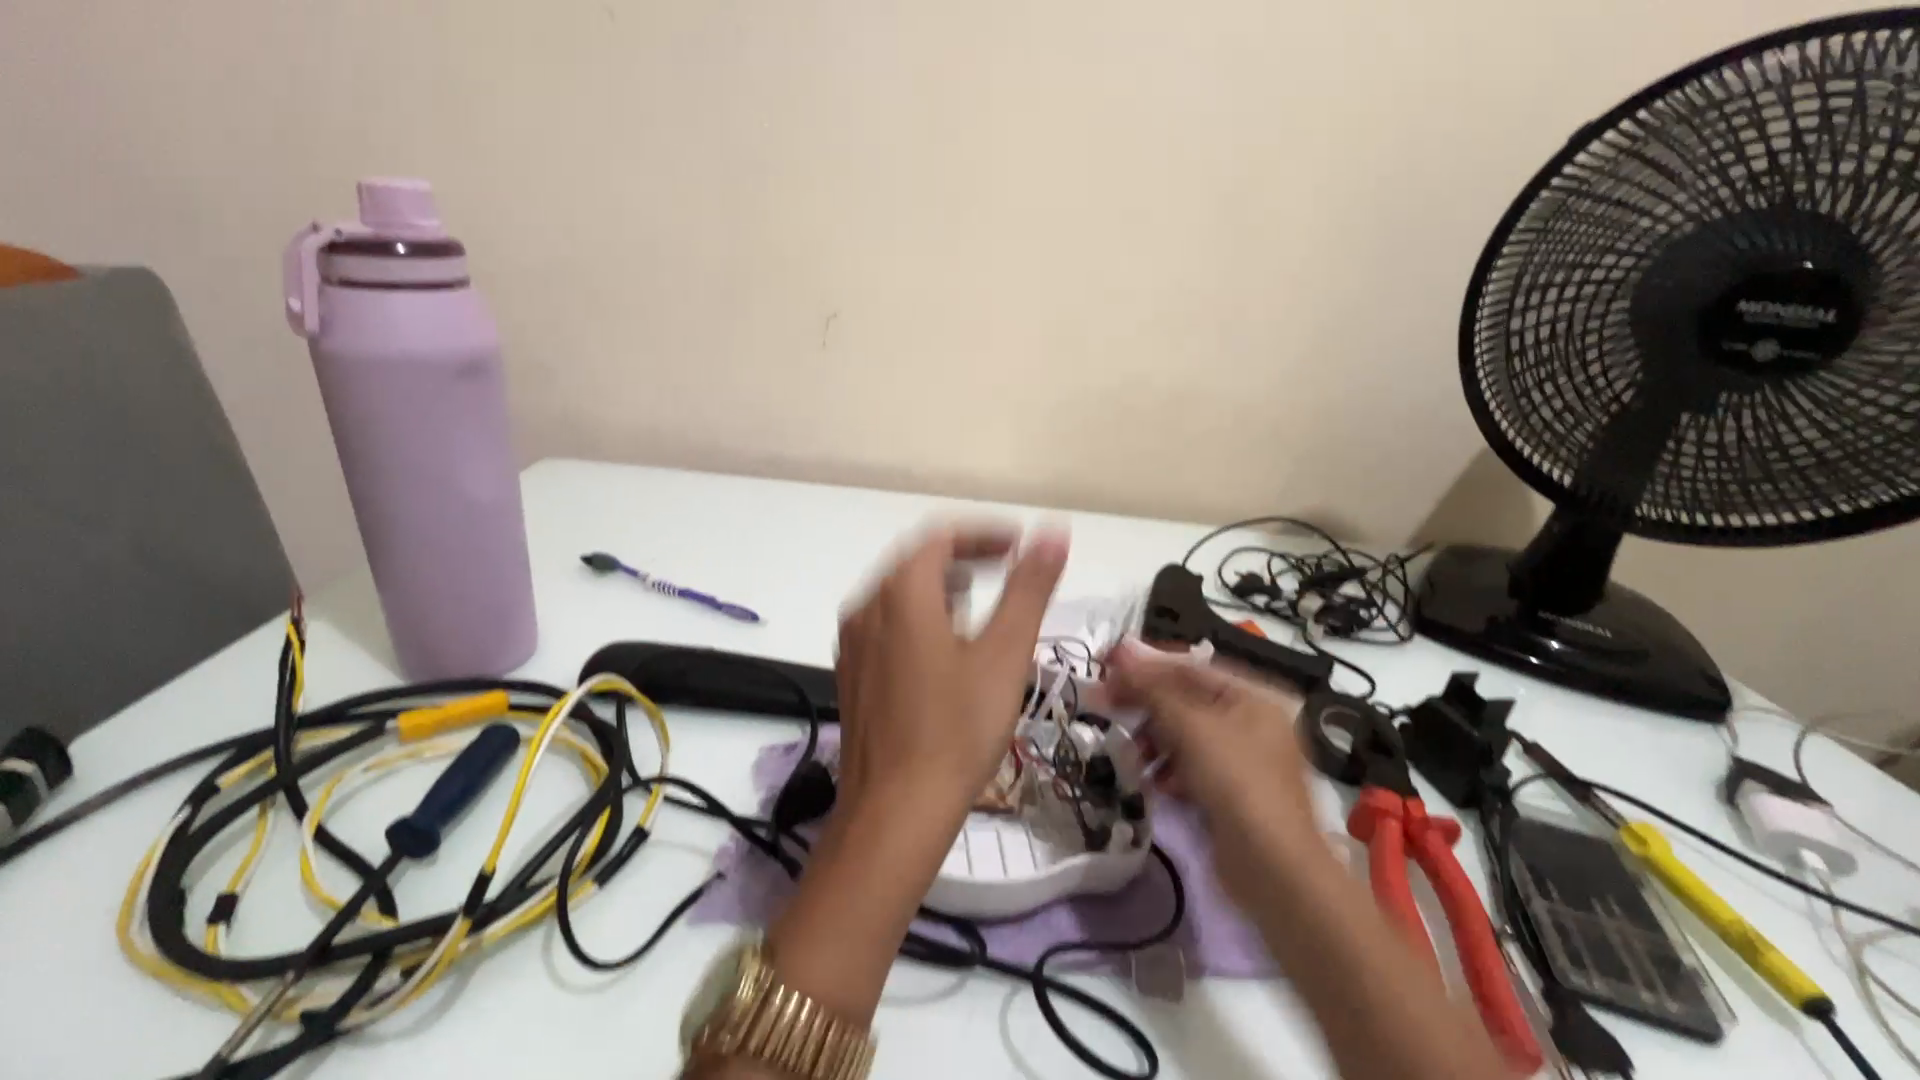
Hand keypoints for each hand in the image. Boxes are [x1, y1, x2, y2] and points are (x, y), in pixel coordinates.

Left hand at [833, 521, 1070, 827]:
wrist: (895, 811)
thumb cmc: (957, 730)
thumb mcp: (1005, 654)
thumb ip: (1030, 588)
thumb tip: (1054, 533)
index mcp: (901, 593)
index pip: (941, 536)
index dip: (986, 534)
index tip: (1022, 547)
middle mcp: (866, 609)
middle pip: (916, 562)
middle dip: (966, 559)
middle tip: (1009, 572)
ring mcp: (852, 645)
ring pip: (898, 596)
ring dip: (943, 590)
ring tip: (984, 610)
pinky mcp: (851, 677)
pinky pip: (886, 627)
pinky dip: (920, 621)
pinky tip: (948, 655)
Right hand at [1106, 643, 1323, 899]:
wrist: (1274, 869)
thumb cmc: (1237, 784)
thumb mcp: (1192, 727)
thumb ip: (1153, 688)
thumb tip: (1120, 650)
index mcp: (1253, 697)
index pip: (1190, 667)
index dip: (1145, 665)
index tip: (1103, 667)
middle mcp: (1252, 722)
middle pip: (1186, 700)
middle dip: (1146, 706)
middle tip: (1105, 708)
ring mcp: (1243, 760)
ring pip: (1185, 736)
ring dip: (1153, 741)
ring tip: (1132, 755)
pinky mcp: (1231, 794)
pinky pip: (1190, 767)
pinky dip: (1168, 770)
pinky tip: (1154, 784)